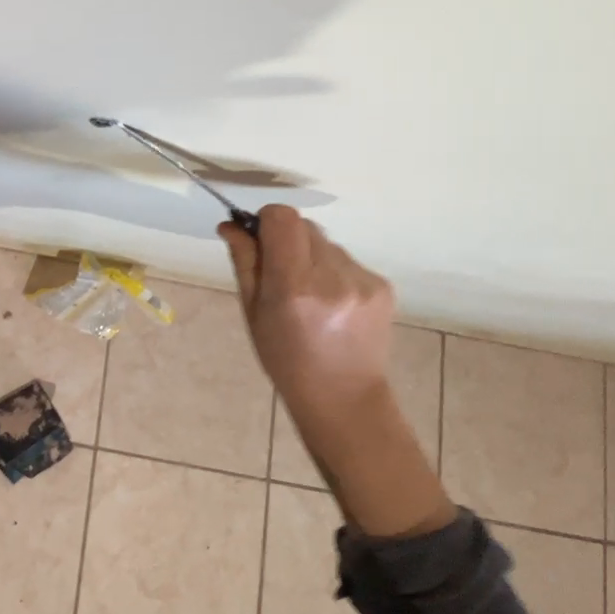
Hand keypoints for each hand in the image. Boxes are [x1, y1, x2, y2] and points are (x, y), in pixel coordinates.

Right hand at [222, 206, 453, 538]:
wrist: (343, 396)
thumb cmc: (285, 357)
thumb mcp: (252, 311)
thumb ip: (244, 261)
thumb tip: (231, 224)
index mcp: (294, 285)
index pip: (282, 217)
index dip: (265, 220)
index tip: (258, 240)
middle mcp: (332, 276)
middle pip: (304, 225)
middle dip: (286, 238)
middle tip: (278, 271)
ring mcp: (363, 281)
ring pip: (326, 242)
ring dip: (310, 255)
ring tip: (309, 294)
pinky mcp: (383, 286)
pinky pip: (346, 260)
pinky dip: (332, 271)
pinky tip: (331, 303)